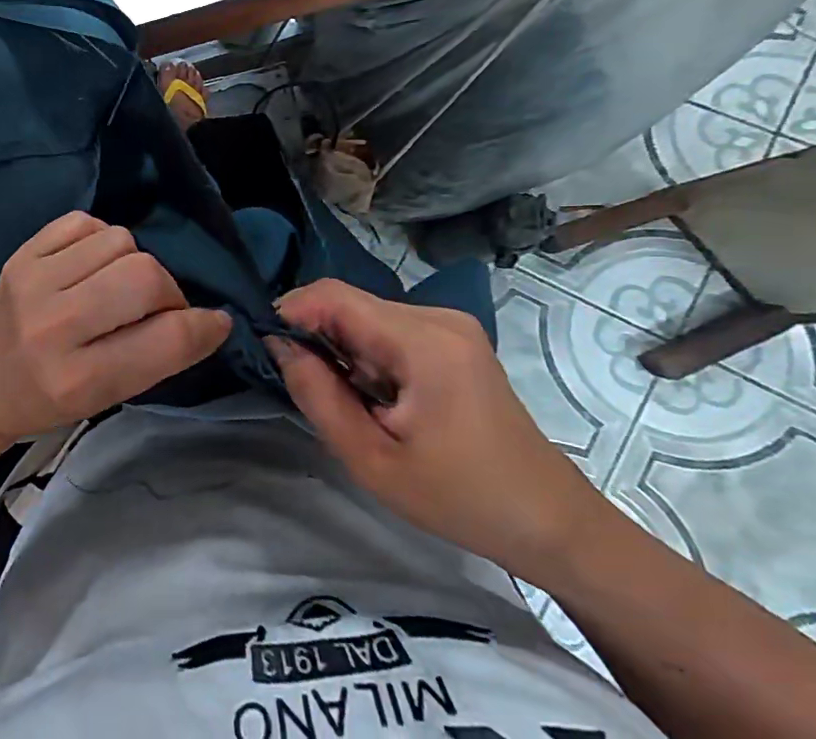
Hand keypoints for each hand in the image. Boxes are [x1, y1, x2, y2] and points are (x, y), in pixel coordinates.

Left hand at [0, 212, 231, 487]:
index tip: (215, 322)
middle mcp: (52, 328)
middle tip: (159, 306)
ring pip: (120, 240)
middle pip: (144, 275)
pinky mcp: (21, 254)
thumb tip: (213, 317)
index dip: (205, 326)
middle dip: (169, 289)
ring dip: (135, 261)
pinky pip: (86, 222)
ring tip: (120, 285)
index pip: (166, 339)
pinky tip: (93, 265)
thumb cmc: (54, 399)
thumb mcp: (109, 398)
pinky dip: (102, 240)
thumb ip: (159, 357)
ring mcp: (31, 283)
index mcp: (78, 379)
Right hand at [265, 279, 608, 583]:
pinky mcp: (454, 339)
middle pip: (350, 304)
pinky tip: (380, 399)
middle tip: (315, 394)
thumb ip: (318, 394)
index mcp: (423, 341)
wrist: (547, 519)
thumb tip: (279, 344)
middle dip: (318, 339)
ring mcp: (451, 325)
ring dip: (343, 352)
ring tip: (353, 406)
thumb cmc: (458, 498)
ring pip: (366, 316)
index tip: (268, 349)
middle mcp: (439, 317)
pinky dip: (368, 356)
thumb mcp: (371, 459)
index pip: (334, 295)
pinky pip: (389, 330)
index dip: (291, 311)